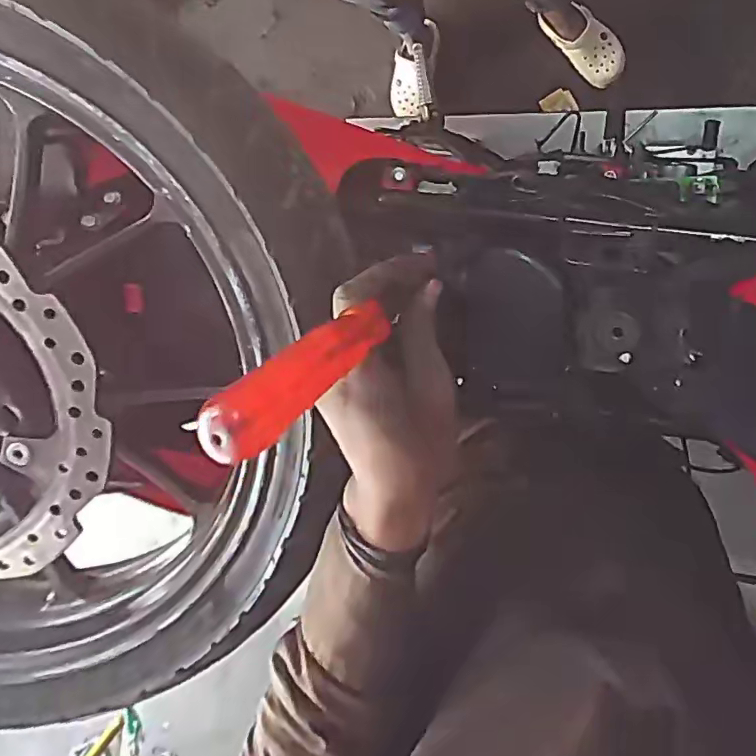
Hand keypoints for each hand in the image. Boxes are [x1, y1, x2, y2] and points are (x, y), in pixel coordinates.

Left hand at [315, 253, 458, 550]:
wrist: (392, 492)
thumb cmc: (419, 446)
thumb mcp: (432, 384)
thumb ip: (422, 329)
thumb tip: (427, 289)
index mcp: (351, 365)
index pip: (353, 297)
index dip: (388, 271)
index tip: (423, 263)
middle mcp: (327, 364)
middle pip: (348, 302)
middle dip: (388, 280)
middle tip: (428, 270)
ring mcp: (323, 372)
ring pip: (348, 316)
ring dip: (383, 296)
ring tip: (422, 285)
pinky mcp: (328, 379)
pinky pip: (348, 335)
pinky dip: (374, 318)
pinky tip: (403, 313)